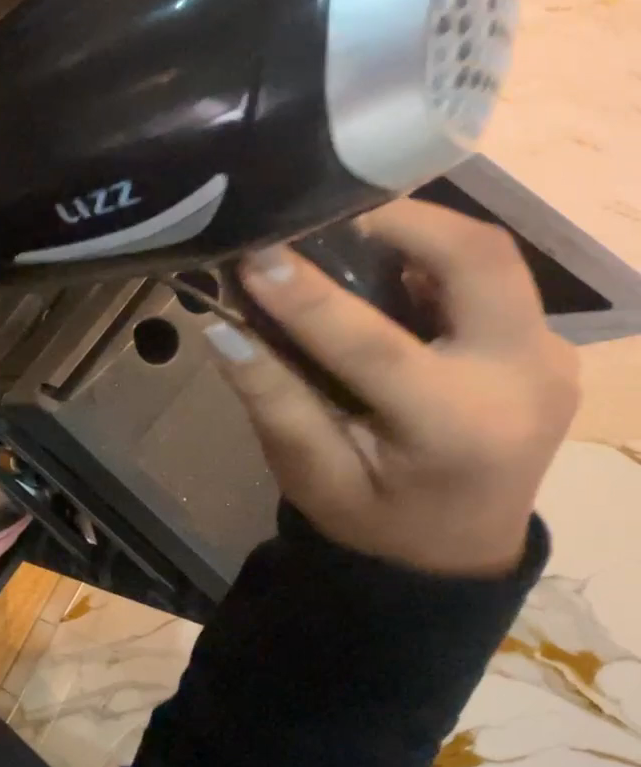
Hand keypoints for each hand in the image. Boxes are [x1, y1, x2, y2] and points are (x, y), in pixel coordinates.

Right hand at [206, 199, 579, 577]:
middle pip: (480, 261)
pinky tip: (376, 267)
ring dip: (416, 233)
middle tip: (319, 213)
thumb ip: (272, 399)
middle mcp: (523, 378)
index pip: (374, 344)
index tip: (253, 255)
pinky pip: (489, 282)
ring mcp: (546, 357)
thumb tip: (220, 329)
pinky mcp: (541, 347)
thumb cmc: (370, 516)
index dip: (307, 295)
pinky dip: (429, 259)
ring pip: (492, 260)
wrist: (453, 553)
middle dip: (400, 221)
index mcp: (458, 425)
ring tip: (338, 231)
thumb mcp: (308, 470)